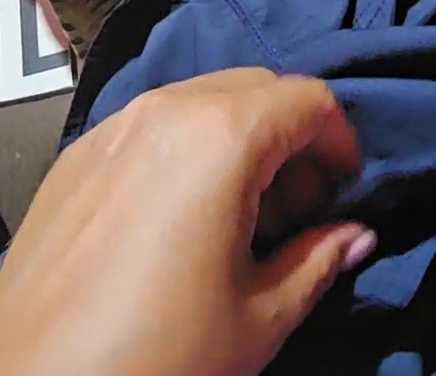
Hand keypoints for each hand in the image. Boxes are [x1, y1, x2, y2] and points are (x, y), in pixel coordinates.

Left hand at [0, 69, 378, 375]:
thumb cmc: (157, 358)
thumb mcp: (258, 318)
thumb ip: (318, 259)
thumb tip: (357, 233)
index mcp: (220, 135)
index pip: (308, 99)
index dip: (341, 141)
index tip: (342, 192)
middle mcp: (167, 106)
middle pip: (258, 87)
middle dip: (292, 136)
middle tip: (295, 208)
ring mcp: (115, 122)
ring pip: (205, 97)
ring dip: (241, 136)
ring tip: (238, 212)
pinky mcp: (78, 149)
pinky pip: (155, 121)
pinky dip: (189, 144)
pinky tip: (177, 212)